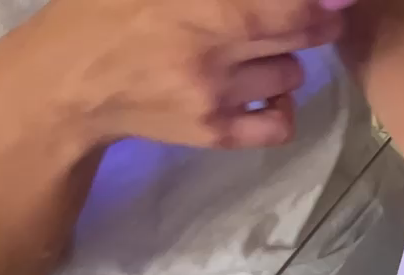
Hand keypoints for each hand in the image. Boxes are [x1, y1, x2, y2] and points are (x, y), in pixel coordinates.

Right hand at [0, 0, 354, 149]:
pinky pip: (280, 125)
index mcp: (195, 6)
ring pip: (290, 76)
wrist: (72, 82)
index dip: (314, 5)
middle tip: (322, 19)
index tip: (331, 2)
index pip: (281, 8)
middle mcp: (209, 51)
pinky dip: (284, 107)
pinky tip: (269, 93)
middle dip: (314, 25)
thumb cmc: (109, 14)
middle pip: (294, 38)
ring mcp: (216, 97)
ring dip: (285, 61)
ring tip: (258, 52)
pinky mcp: (219, 133)